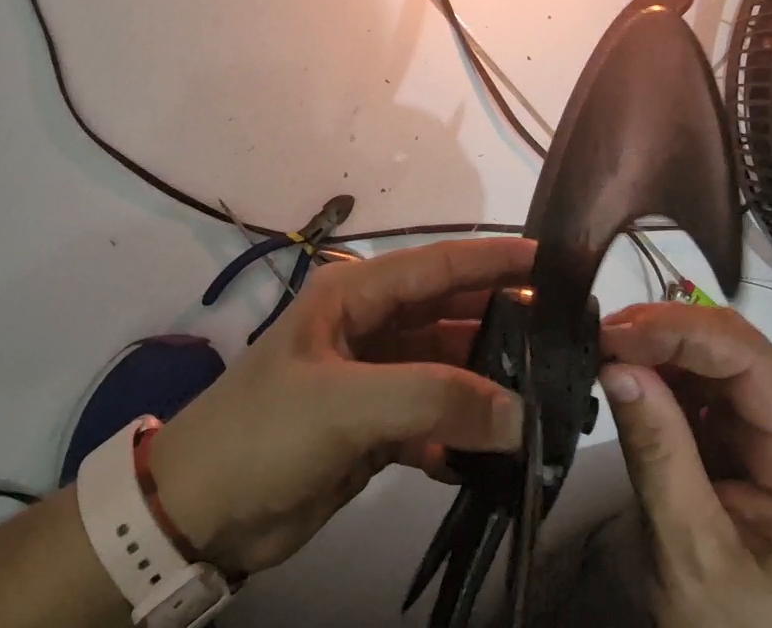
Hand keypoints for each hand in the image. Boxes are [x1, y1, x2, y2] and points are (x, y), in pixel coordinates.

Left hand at [145, 238, 532, 574]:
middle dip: (503, 327)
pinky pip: (434, 421)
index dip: (494, 259)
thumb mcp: (344, 405)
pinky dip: (460, 437)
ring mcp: (372, 380)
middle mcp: (366, 328)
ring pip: (447, 372)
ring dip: (487, 390)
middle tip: (569, 343)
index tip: (557, 261)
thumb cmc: (264, 434)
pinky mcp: (373, 429)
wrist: (201, 512)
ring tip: (547, 406)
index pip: (437, 264)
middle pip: (449, 316)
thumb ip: (434, 399)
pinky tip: (491, 457)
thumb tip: (521, 414)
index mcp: (353, 296)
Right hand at [599, 302, 771, 627]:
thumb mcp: (689, 548)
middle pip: (740, 354)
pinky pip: (704, 388)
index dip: (683, 333)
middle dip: (666, 334)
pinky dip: (659, 374)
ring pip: (718, 360)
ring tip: (601, 353)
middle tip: (597, 338)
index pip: (755, 365)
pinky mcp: (749, 442)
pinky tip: (624, 373)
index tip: (613, 334)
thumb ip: (658, 452)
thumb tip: (616, 365)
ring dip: (658, 349)